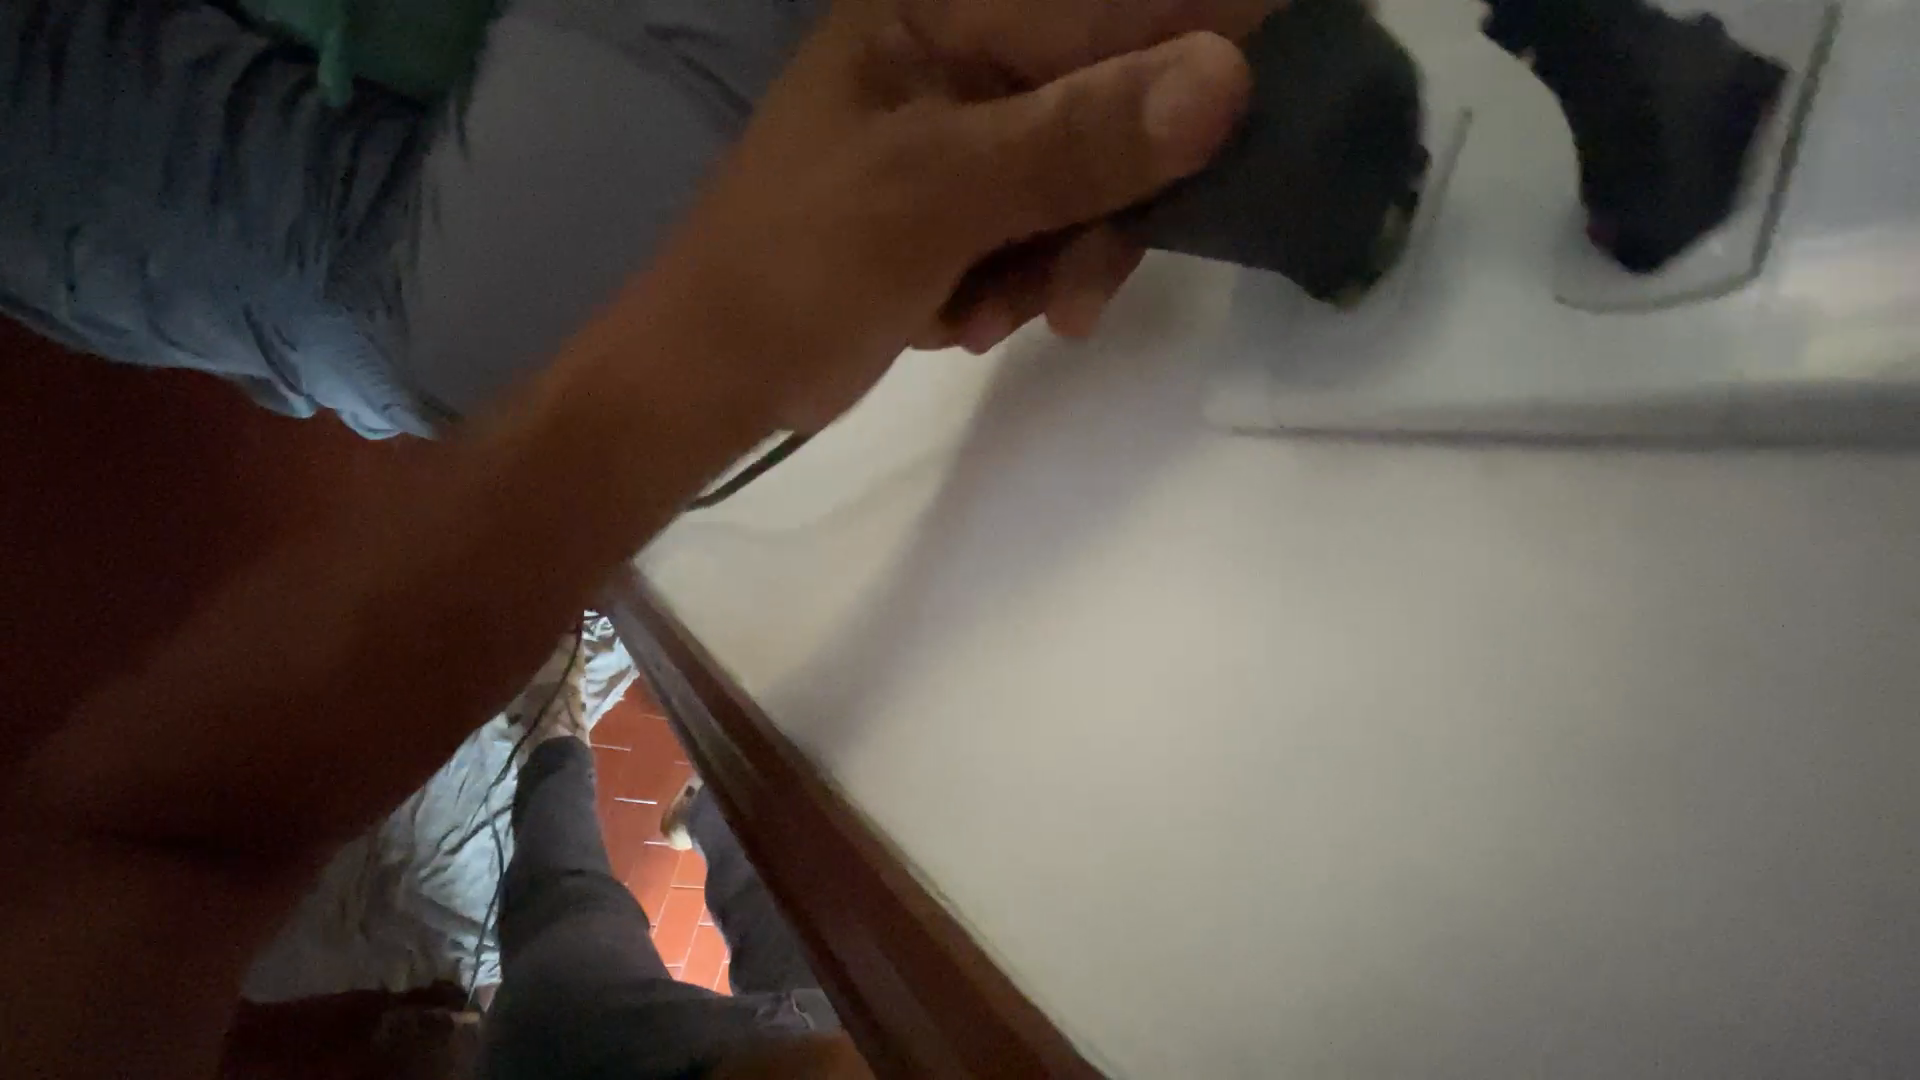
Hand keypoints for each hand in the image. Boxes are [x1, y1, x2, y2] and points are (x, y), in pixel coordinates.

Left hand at [642, 3, 1250, 428]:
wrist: (724, 369)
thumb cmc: (800, 267)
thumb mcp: (934, 198)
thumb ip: (1073, 141)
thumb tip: (1224, 83)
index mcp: (945, 14)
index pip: (1109, 9)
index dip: (1187, 66)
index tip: (1237, 140)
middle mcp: (962, 65)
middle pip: (1107, 113)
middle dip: (1098, 214)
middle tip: (1073, 294)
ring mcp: (963, 146)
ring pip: (1080, 192)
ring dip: (1050, 269)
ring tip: (981, 319)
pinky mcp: (960, 216)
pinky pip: (1038, 241)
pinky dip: (1016, 290)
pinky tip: (964, 324)